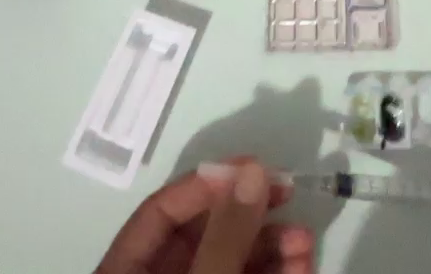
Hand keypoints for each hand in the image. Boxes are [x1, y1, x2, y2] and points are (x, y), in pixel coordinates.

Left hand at [95, 159, 314, 273]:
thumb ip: (226, 235)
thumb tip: (253, 169)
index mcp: (124, 272)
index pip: (160, 211)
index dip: (206, 184)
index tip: (254, 167)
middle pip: (203, 234)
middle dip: (251, 216)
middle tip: (289, 196)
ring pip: (229, 261)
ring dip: (271, 247)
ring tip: (306, 241)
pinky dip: (273, 273)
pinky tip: (302, 265)